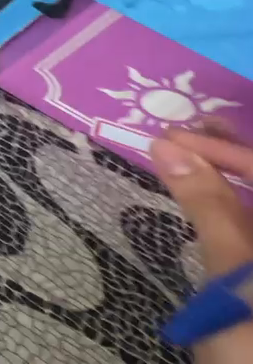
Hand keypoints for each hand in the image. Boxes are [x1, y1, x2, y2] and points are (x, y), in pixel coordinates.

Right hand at [151, 131, 252, 362]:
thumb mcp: (239, 280)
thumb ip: (210, 210)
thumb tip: (168, 146)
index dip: (235, 153)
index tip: (172, 139)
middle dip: (240, 156)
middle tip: (188, 129)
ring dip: (238, 176)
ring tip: (194, 146)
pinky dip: (238, 207)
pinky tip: (211, 192)